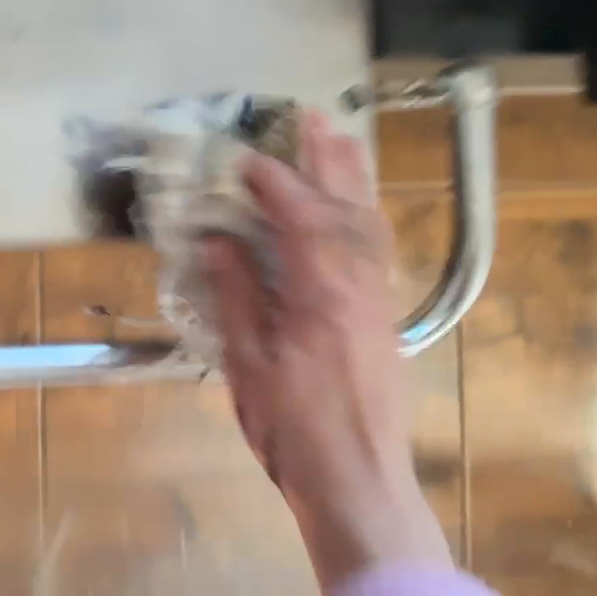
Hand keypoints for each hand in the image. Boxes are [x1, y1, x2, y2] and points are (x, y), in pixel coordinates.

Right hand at [205, 113, 452, 589]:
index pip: (302, 223)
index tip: (242, 154)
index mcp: (322, 300)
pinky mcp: (379, 319)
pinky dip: (362, 215)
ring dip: (352, 180)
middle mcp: (360, 293)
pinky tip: (350, 204)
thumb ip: (235, 293)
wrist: (355, 481)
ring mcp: (376, 305)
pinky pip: (375, 252)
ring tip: (337, 140)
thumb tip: (217, 239)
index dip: (275, 183)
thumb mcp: (245, 358)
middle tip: (311, 116)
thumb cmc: (288, 422)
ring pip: (371, 229)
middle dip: (331, 162)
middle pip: (350, 213)